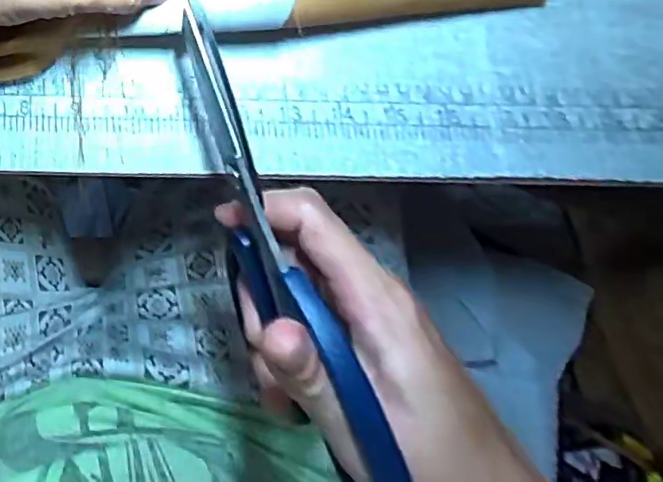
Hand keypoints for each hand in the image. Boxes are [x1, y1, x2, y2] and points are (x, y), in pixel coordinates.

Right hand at [217, 189, 541, 481]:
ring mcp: (370, 316)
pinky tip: (297, 399)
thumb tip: (270, 329)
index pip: (312, 216)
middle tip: (264, 354)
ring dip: (275, 334)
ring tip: (283, 395)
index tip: (223, 224)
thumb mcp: (365, 427)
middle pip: (292, 256)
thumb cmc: (438, 464)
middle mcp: (371, 294)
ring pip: (295, 292)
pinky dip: (294, 351)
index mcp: (375, 298)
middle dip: (261, 296)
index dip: (263, 207)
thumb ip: (313, 378)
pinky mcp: (369, 339)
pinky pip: (313, 321)